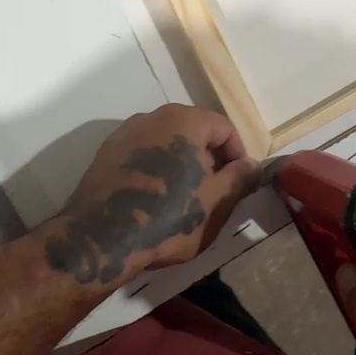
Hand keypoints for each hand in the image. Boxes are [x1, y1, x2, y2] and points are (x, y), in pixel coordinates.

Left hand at [40, 104, 263, 288]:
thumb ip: (240, 178)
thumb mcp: (216, 202)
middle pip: (194, 132)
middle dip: (209, 160)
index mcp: (184, 120)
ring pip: (166, 144)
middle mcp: (152, 117)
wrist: (101, 237)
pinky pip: (142, 157)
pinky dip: (155, 172)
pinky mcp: (105, 155)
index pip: (225, 128)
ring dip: (181, 166)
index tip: (239, 184)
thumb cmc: (168, 216)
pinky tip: (153, 202)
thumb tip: (254, 165)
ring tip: (183, 201)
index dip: (238, 155)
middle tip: (214, 195)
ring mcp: (124, 134)